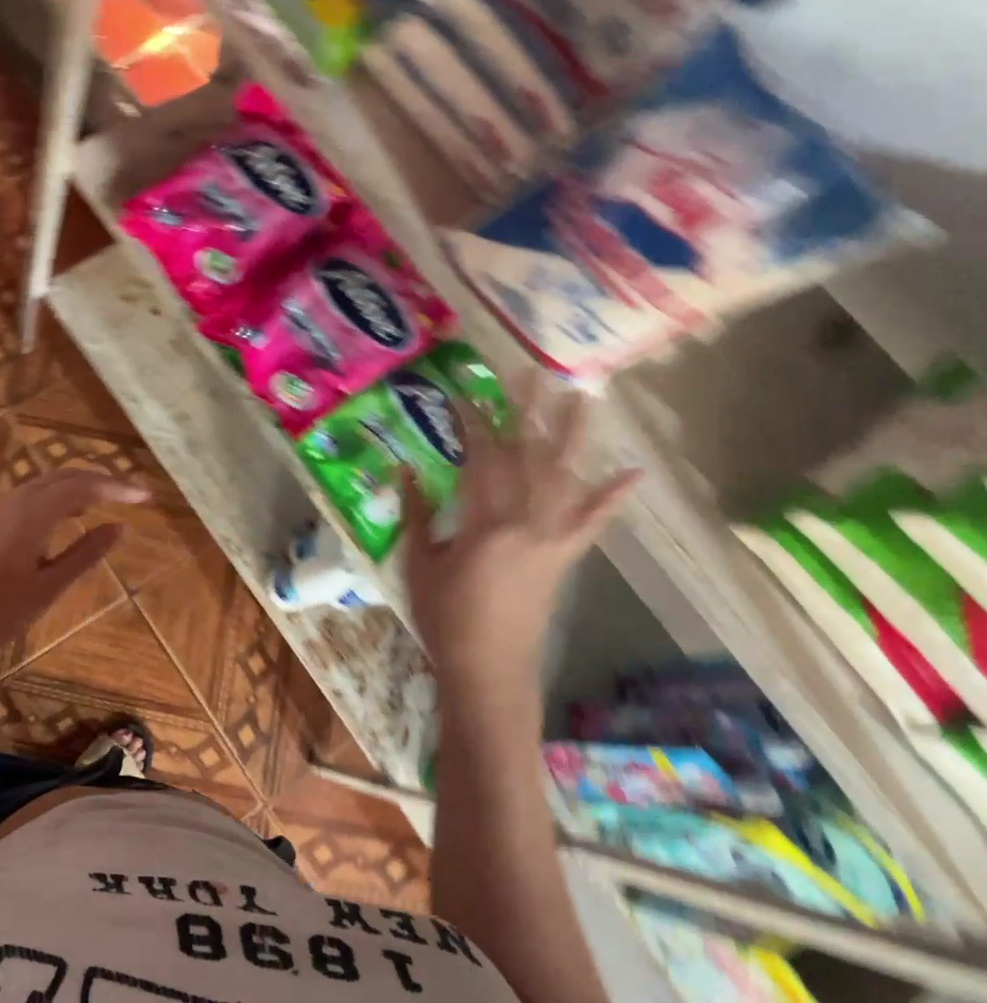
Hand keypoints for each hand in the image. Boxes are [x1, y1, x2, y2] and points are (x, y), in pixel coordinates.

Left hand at [0, 469, 150, 664]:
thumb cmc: (1, 612)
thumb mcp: (50, 585)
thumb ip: (86, 552)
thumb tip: (120, 526)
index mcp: (30, 513)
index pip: (81, 486)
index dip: (116, 487)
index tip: (146, 495)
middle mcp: (11, 500)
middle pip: (62, 476)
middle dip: (98, 480)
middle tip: (130, 494)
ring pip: (43, 484)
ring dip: (76, 488)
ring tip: (105, 503)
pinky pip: (28, 496)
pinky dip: (54, 498)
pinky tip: (67, 518)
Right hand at [399, 373, 639, 685]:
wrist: (488, 666)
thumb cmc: (443, 617)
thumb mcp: (418, 563)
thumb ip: (418, 514)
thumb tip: (407, 469)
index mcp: (483, 524)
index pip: (479, 460)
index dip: (473, 424)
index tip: (465, 392)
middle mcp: (526, 522)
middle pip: (527, 456)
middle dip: (527, 413)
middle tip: (531, 373)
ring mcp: (552, 538)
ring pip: (564, 477)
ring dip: (573, 435)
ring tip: (582, 396)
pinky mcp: (565, 556)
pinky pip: (594, 522)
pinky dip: (613, 496)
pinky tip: (633, 471)